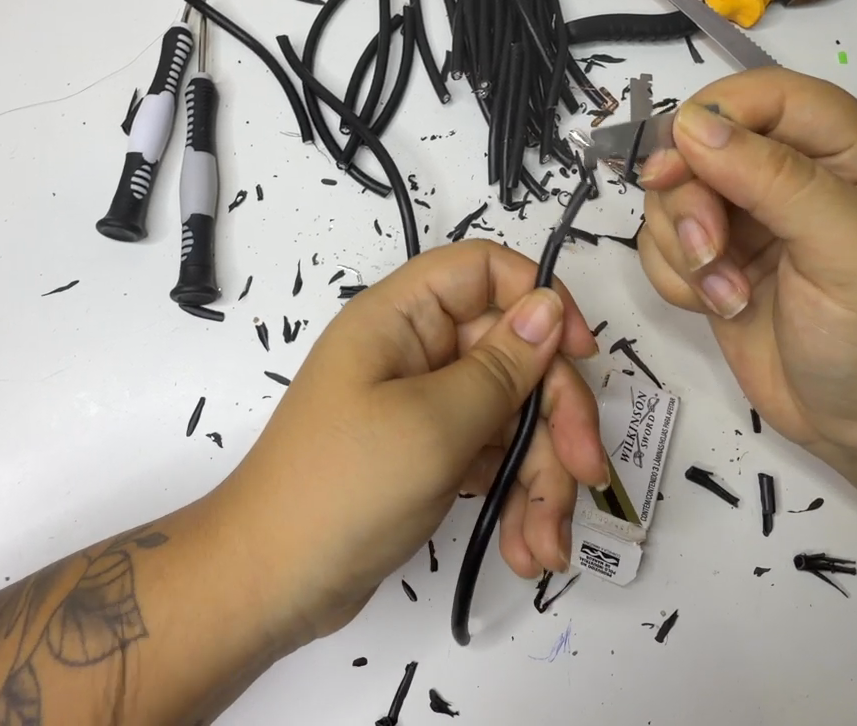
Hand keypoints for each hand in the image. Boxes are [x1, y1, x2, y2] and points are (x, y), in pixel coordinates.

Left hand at [209, 239, 608, 644]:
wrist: (270, 584)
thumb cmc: (343, 488)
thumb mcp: (432, 425)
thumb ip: (500, 367)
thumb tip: (550, 305)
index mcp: (402, 318)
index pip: (484, 271)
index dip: (539, 299)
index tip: (580, 354)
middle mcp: (417, 350)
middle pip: (515, 354)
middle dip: (556, 416)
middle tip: (585, 473)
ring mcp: (427, 404)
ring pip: (513, 414)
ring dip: (541, 478)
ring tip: (547, 545)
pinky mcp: (434, 453)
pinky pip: (494, 457)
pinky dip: (516, 500)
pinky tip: (526, 550)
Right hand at [635, 70, 856, 462]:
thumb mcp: (852, 253)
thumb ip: (777, 181)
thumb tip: (692, 125)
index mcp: (848, 155)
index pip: (772, 96)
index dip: (720, 113)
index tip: (680, 158)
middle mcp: (791, 177)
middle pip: (704, 144)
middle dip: (692, 199)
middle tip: (709, 251)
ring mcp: (748, 221)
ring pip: (672, 195)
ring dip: (684, 246)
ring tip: (726, 295)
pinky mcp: (715, 263)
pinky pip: (660, 243)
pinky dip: (674, 275)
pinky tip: (716, 307)